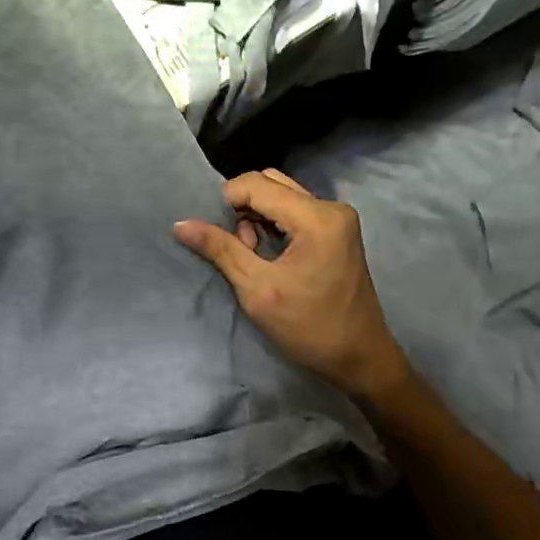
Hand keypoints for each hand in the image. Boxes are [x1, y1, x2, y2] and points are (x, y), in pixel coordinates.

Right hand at [175, 169, 412, 399]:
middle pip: (271, 182)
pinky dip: (274, 224)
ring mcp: (337, 218)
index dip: (226, 201)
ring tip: (252, 255)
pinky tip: (268, 254)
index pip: (257, 184)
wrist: (359, 357)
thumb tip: (180, 224)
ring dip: (257, 216)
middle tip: (237, 247)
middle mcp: (331, 207)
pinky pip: (295, 211)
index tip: (213, 235)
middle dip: (242, 207)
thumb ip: (221, 250)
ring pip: (282, 195)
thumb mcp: (257, 290)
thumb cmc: (308, 328)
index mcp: (317, 217)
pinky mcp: (337, 231)